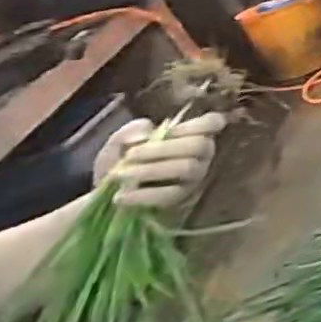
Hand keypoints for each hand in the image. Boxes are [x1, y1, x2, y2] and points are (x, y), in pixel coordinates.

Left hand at [92, 113, 225, 207]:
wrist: (107, 198)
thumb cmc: (122, 163)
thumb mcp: (120, 143)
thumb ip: (130, 132)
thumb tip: (142, 136)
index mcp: (195, 135)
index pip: (213, 122)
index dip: (194, 125)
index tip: (167, 132)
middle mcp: (203, 154)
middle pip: (199, 145)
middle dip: (162, 149)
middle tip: (129, 155)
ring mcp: (195, 177)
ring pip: (187, 168)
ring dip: (151, 170)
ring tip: (119, 175)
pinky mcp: (182, 199)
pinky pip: (171, 194)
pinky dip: (143, 195)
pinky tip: (120, 197)